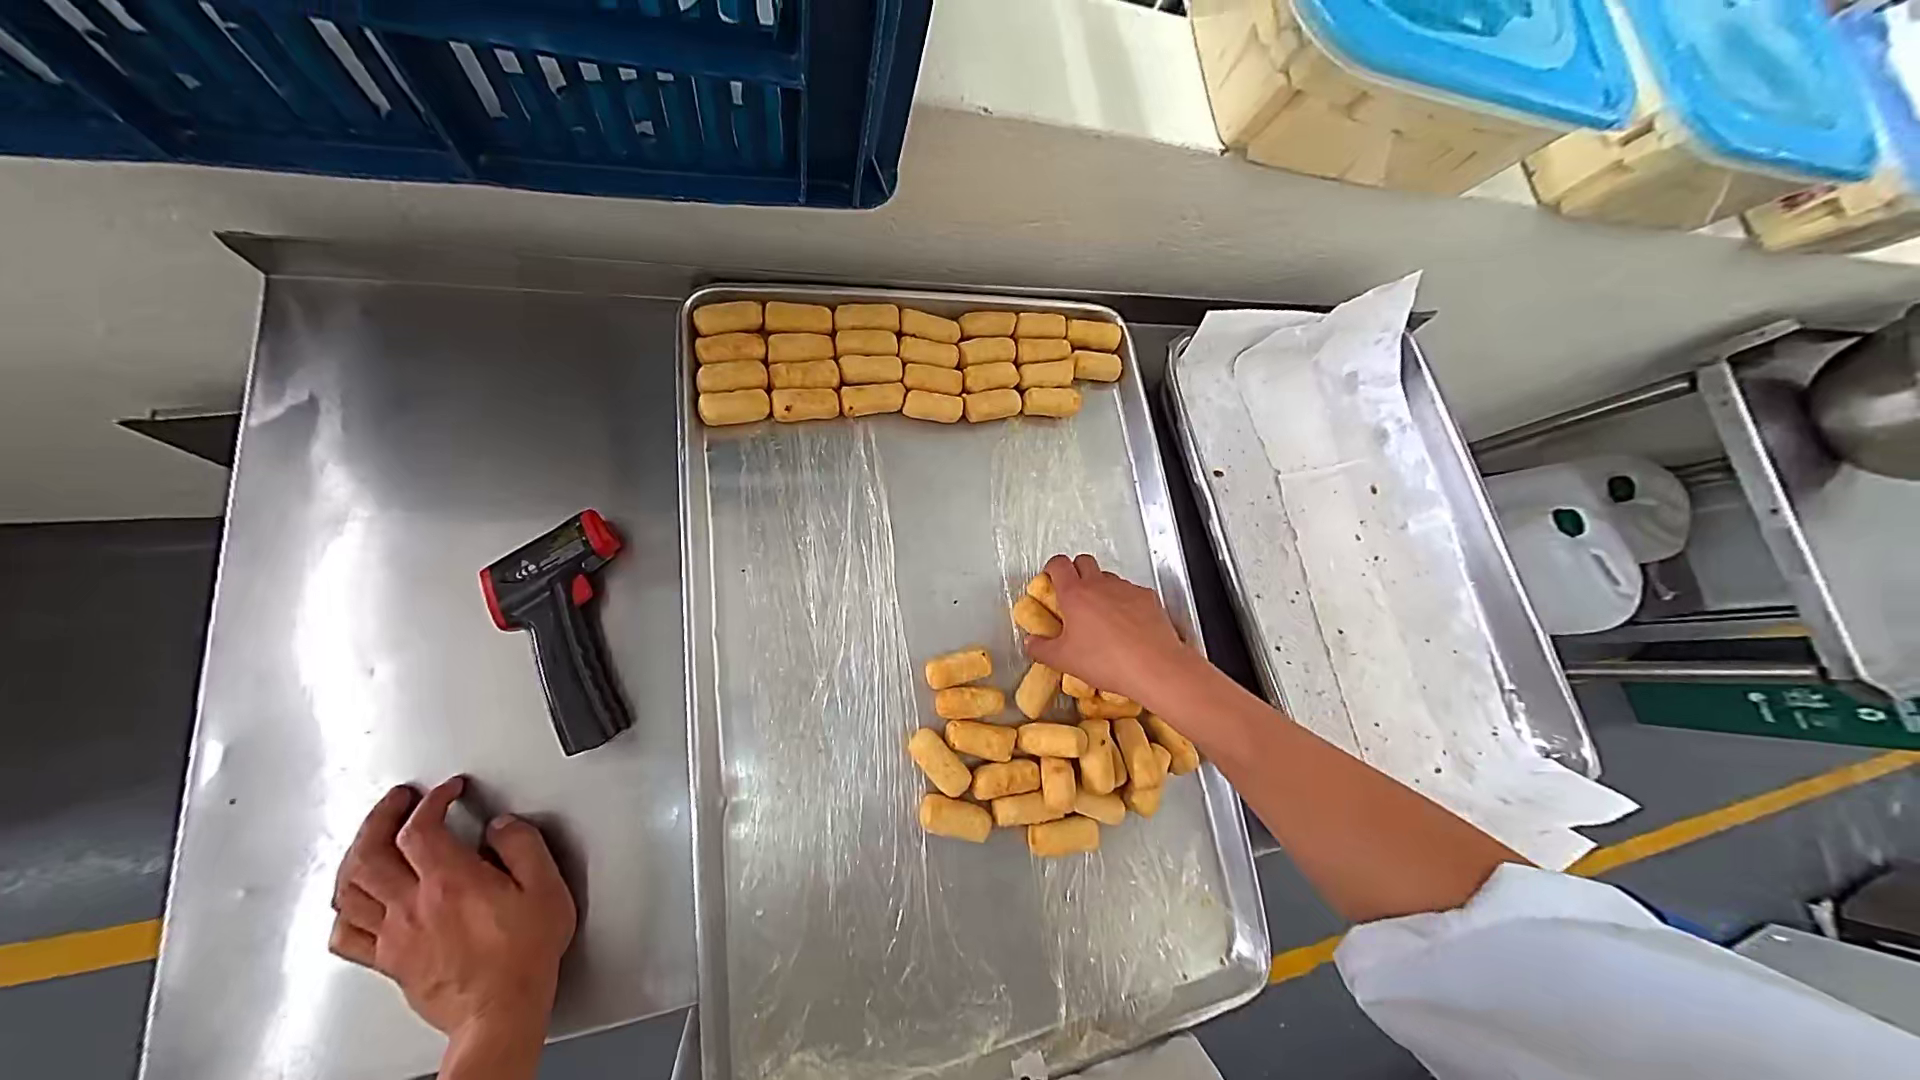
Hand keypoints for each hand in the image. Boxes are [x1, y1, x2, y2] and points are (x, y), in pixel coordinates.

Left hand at [330, 777, 575, 1050]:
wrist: (501, 1008)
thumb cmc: (525, 952)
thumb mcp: (545, 885)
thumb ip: (523, 845)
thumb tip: (502, 825)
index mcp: (451, 883)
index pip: (421, 828)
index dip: (432, 800)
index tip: (448, 790)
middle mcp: (413, 906)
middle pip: (370, 853)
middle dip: (382, 817)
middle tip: (399, 800)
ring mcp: (394, 936)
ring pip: (348, 890)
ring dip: (356, 854)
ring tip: (373, 838)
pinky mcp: (389, 961)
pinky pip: (346, 933)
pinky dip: (344, 908)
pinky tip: (356, 900)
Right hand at [1024, 554, 1202, 711]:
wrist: (1154, 667)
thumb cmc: (1106, 661)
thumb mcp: (1063, 660)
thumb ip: (1041, 649)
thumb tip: (1032, 643)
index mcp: (1074, 594)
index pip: (1058, 564)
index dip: (1051, 568)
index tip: (1050, 578)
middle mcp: (1100, 584)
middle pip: (1083, 561)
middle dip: (1075, 571)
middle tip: (1072, 594)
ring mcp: (1126, 588)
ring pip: (1108, 577)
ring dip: (1100, 587)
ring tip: (1100, 614)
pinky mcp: (1147, 597)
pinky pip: (1130, 591)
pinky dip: (1124, 601)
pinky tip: (1126, 624)